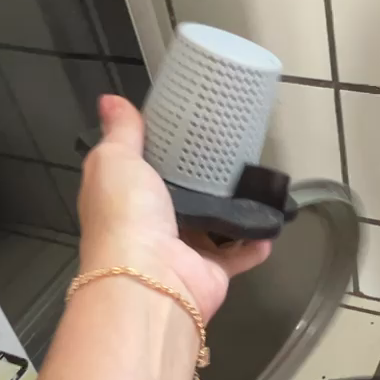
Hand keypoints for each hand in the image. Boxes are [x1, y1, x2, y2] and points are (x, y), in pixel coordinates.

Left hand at [76, 95, 271, 318]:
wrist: (150, 278)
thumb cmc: (126, 216)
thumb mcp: (115, 160)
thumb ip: (121, 132)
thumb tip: (110, 101)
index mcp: (124, 199)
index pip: (141, 172)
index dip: (158, 153)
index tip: (183, 132)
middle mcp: (152, 227)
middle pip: (181, 200)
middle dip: (201, 183)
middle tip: (228, 156)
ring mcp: (183, 251)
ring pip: (212, 228)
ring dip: (233, 213)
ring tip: (255, 186)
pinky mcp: (212, 271)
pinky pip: (239, 254)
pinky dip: (256, 242)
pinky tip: (269, 222)